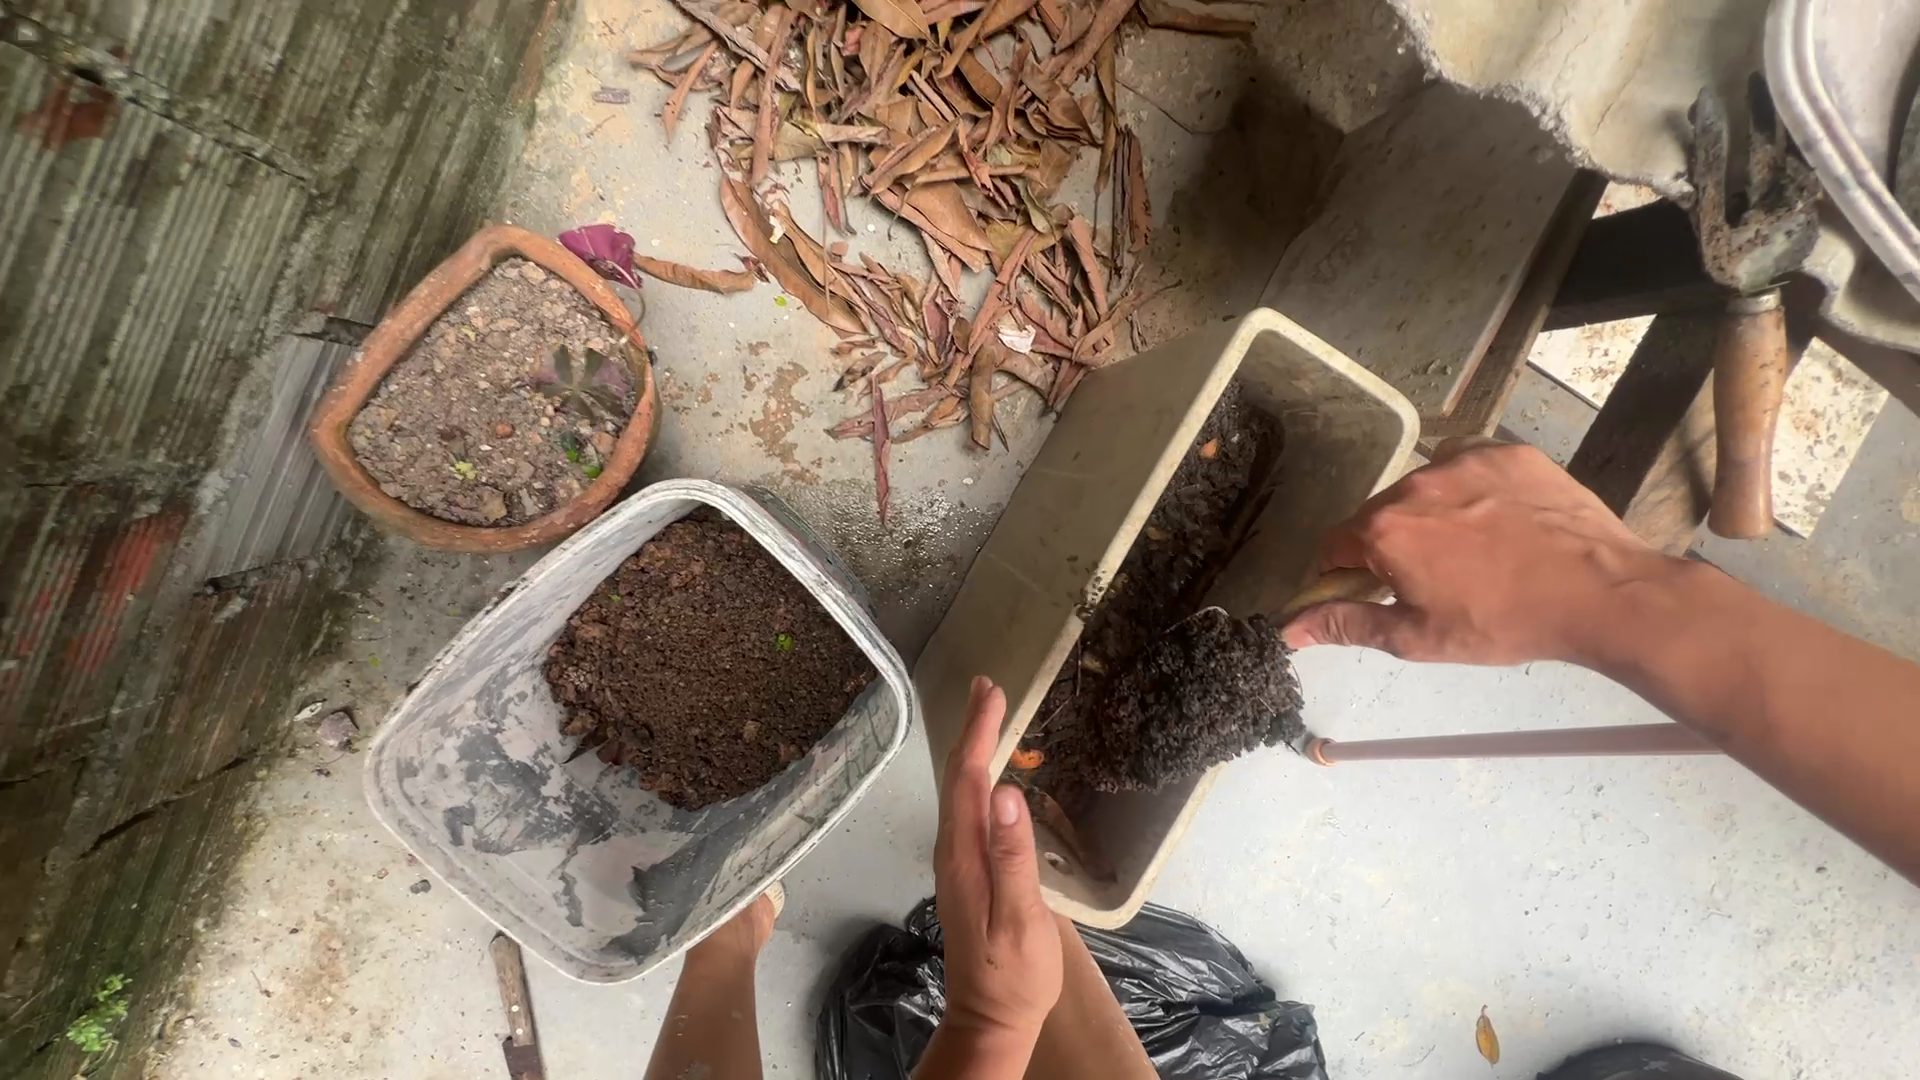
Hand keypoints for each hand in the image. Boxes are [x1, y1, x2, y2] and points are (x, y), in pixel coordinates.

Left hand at [933, 676, 1062, 1043]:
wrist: (990, 1018)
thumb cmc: (1014, 972)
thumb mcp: (1022, 919)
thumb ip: (1013, 856)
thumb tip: (1005, 792)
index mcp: (964, 852)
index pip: (968, 776)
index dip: (980, 730)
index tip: (993, 692)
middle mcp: (952, 848)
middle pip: (957, 774)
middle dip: (971, 727)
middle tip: (988, 687)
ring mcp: (955, 858)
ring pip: (957, 788)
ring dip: (971, 745)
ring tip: (987, 714)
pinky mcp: (964, 868)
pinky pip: (965, 804)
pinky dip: (974, 772)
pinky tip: (986, 769)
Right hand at [1280, 438, 1687, 665]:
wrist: (1605, 594)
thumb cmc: (1502, 622)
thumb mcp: (1416, 636)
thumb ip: (1345, 625)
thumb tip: (1288, 629)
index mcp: (1382, 531)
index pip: (1333, 544)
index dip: (1346, 571)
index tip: (1374, 588)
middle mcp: (1411, 486)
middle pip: (1376, 515)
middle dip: (1390, 542)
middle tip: (1432, 575)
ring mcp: (1460, 462)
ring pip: (1418, 488)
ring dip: (1427, 513)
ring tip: (1472, 546)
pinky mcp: (1503, 452)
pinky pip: (1461, 460)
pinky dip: (1464, 484)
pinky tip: (1492, 514)